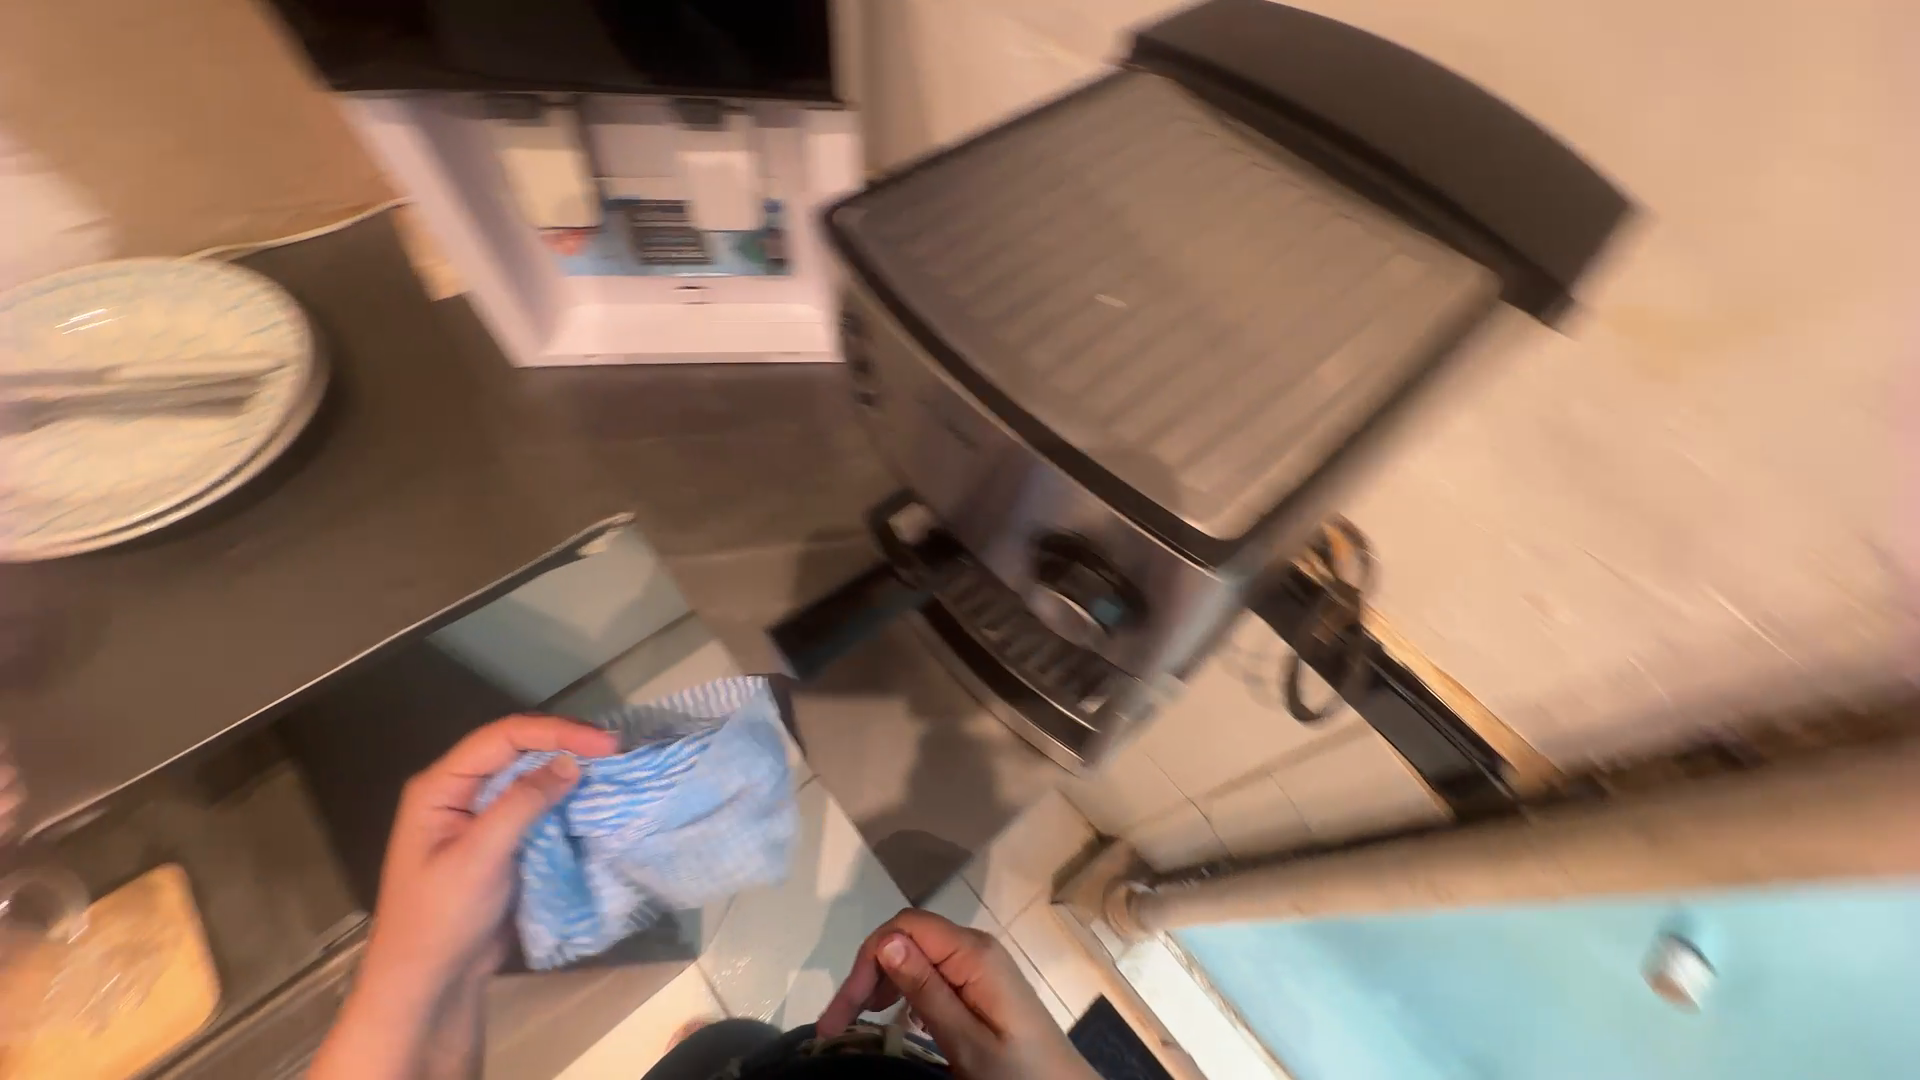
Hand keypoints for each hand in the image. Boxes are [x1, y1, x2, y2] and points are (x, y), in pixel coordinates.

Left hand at [312, 715, 618, 1079]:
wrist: (429, 983)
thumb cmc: (441, 919)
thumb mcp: (480, 858)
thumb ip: (523, 803)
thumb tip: (572, 761)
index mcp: (442, 786)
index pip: (503, 737)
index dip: (556, 731)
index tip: (605, 744)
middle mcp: (461, 790)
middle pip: (519, 746)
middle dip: (567, 743)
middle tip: (615, 751)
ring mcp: (481, 812)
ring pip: (532, 771)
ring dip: (570, 767)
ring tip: (612, 767)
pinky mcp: (502, 834)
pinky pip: (538, 800)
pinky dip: (567, 793)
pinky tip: (593, 794)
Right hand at [818, 909, 1099, 1079]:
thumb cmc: (1020, 1076)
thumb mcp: (967, 1043)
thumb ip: (928, 990)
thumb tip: (886, 940)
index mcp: (974, 953)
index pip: (906, 927)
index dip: (868, 959)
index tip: (840, 1014)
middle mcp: (975, 946)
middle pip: (908, 937)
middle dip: (869, 972)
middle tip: (839, 1026)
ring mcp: (979, 963)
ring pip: (918, 953)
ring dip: (883, 981)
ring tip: (859, 1023)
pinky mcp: (981, 983)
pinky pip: (934, 970)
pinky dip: (906, 989)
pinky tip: (894, 1019)